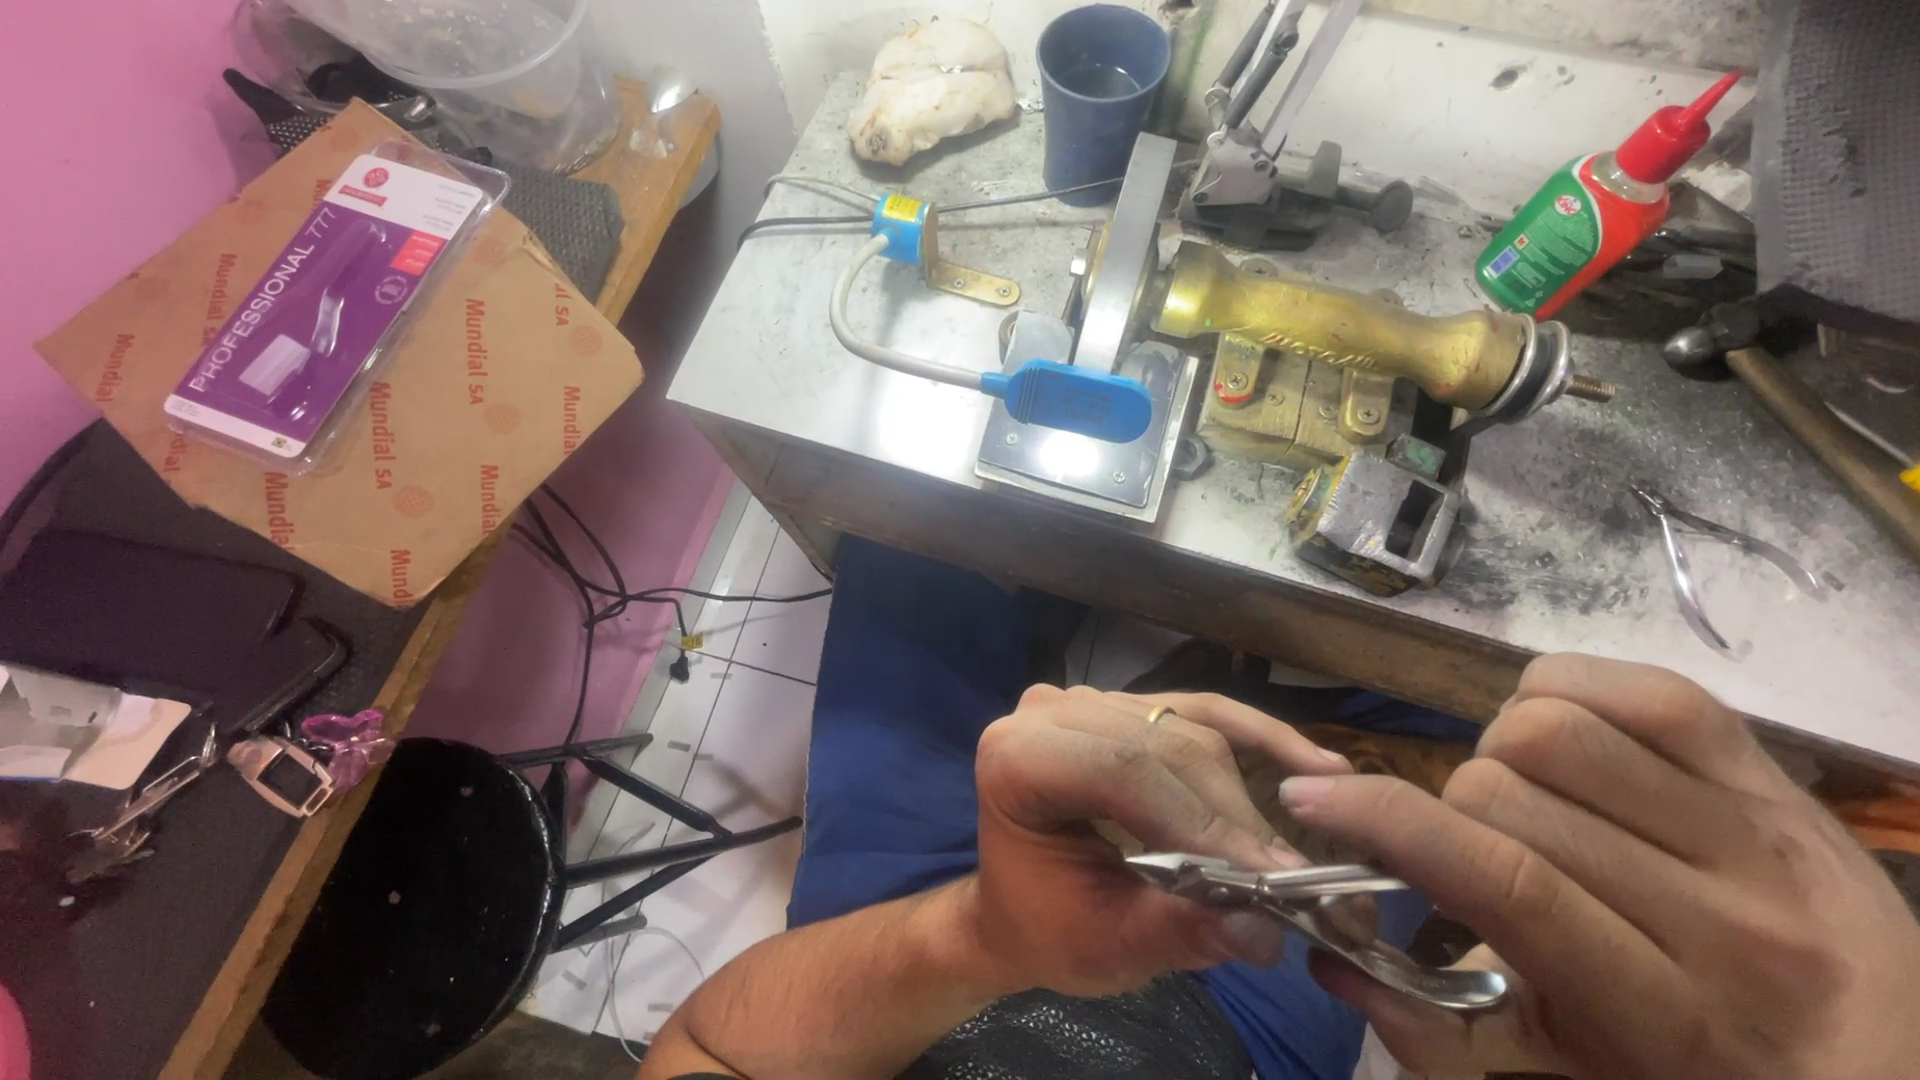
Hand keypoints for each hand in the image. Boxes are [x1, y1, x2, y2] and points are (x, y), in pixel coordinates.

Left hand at [967, 685, 1353, 997]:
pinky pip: (1201, 710)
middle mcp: (1050, 710)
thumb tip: (1263, 929)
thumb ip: (1175, 930)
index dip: (1198, 820)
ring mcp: (1090, 699)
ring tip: (1297, 853)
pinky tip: (1316, 764)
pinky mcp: (1127, 705)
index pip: (1120, 769)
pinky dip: (1258, 737)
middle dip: (1230, 816)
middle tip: (1295, 882)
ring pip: (1189, 730)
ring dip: (1246, 793)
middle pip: (1161, 746)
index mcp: (1015, 757)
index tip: (1269, 880)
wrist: (1017, 902)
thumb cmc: (1043, 923)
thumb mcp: (1101, 943)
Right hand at [1279, 654, 1919, 1079]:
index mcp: (1672, 1017)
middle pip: (1504, 791)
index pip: (1499, 877)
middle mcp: (1735, 920)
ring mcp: (1771, 837)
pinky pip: (1641, 687)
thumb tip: (1324, 954)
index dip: (1383, 821)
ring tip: (1526, 797)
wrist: (1891, 1071)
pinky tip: (1568, 746)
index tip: (1308, 798)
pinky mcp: (1784, 780)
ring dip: (1502, 753)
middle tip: (1470, 844)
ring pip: (1552, 727)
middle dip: (1451, 808)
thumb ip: (1430, 1033)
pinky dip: (1567, 696)